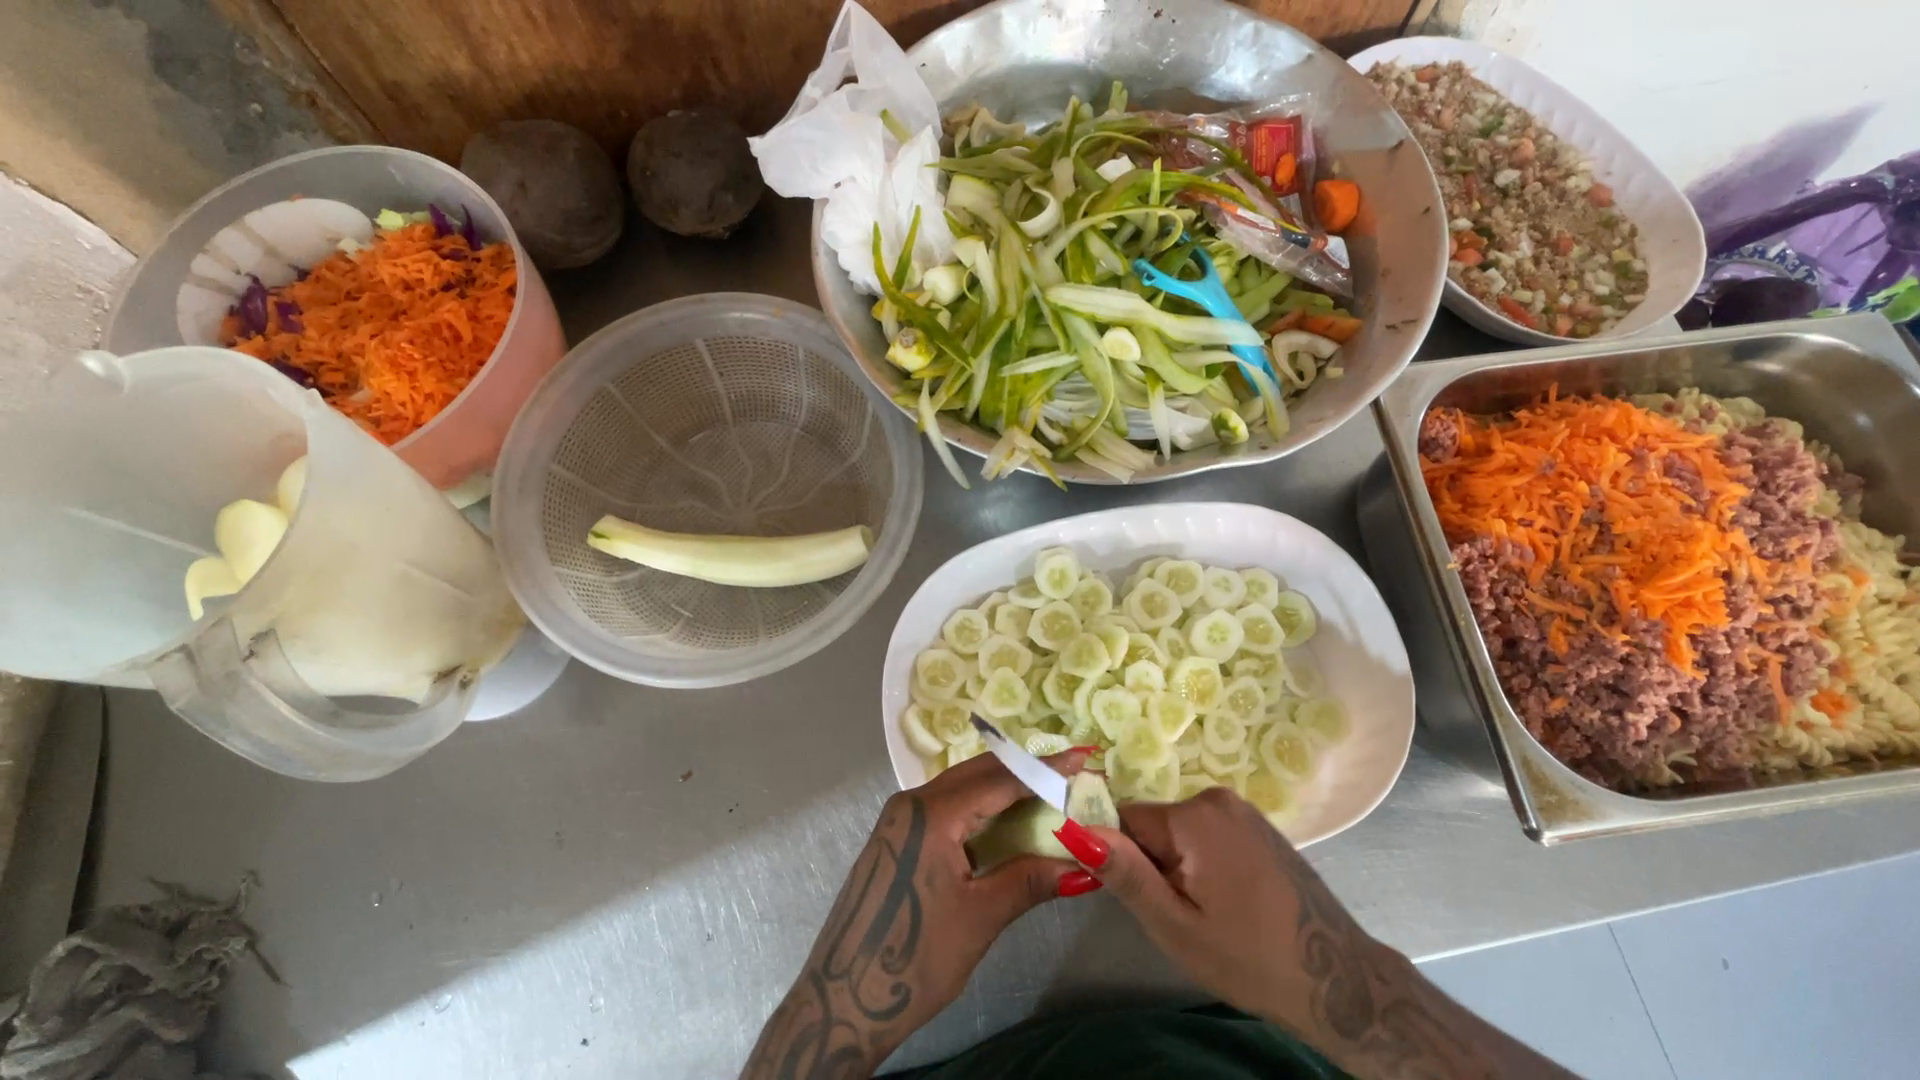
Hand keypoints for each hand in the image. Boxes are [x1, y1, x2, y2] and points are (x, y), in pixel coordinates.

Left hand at [740, 749, 1094, 1078]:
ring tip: (1048, 790)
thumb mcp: (980, 917)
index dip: (1043, 770)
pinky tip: (1006, 818)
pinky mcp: (896, 839)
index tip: (1083, 758)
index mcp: (931, 815)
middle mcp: (910, 804)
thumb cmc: (914, 959)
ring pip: (961, 789)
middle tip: (1071, 771)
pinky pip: (947, 808)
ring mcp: (899, 821)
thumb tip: (1085, 866)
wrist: (842, 999)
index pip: (998, 780)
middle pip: (978, 775)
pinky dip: (981, 807)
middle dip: (1025, 771)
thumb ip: (1030, 880)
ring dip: (1003, 787)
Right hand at [1072, 788, 1577, 1079]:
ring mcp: (1242, 809)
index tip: (1142, 899)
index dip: (1122, 861)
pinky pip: (1206, 834)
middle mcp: (1217, 798)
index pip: (1123, 820)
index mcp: (1193, 816)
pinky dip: (1203, 863)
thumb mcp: (1175, 926)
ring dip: (1178, 866)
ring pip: (1178, 831)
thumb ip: (1124, 873)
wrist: (1336, 979)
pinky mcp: (1258, 825)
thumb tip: (1072, 827)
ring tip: (1207, 912)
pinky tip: (1227, 901)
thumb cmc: (1248, 958)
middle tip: (1180, 915)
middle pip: (1152, 825)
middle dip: (1153, 865)